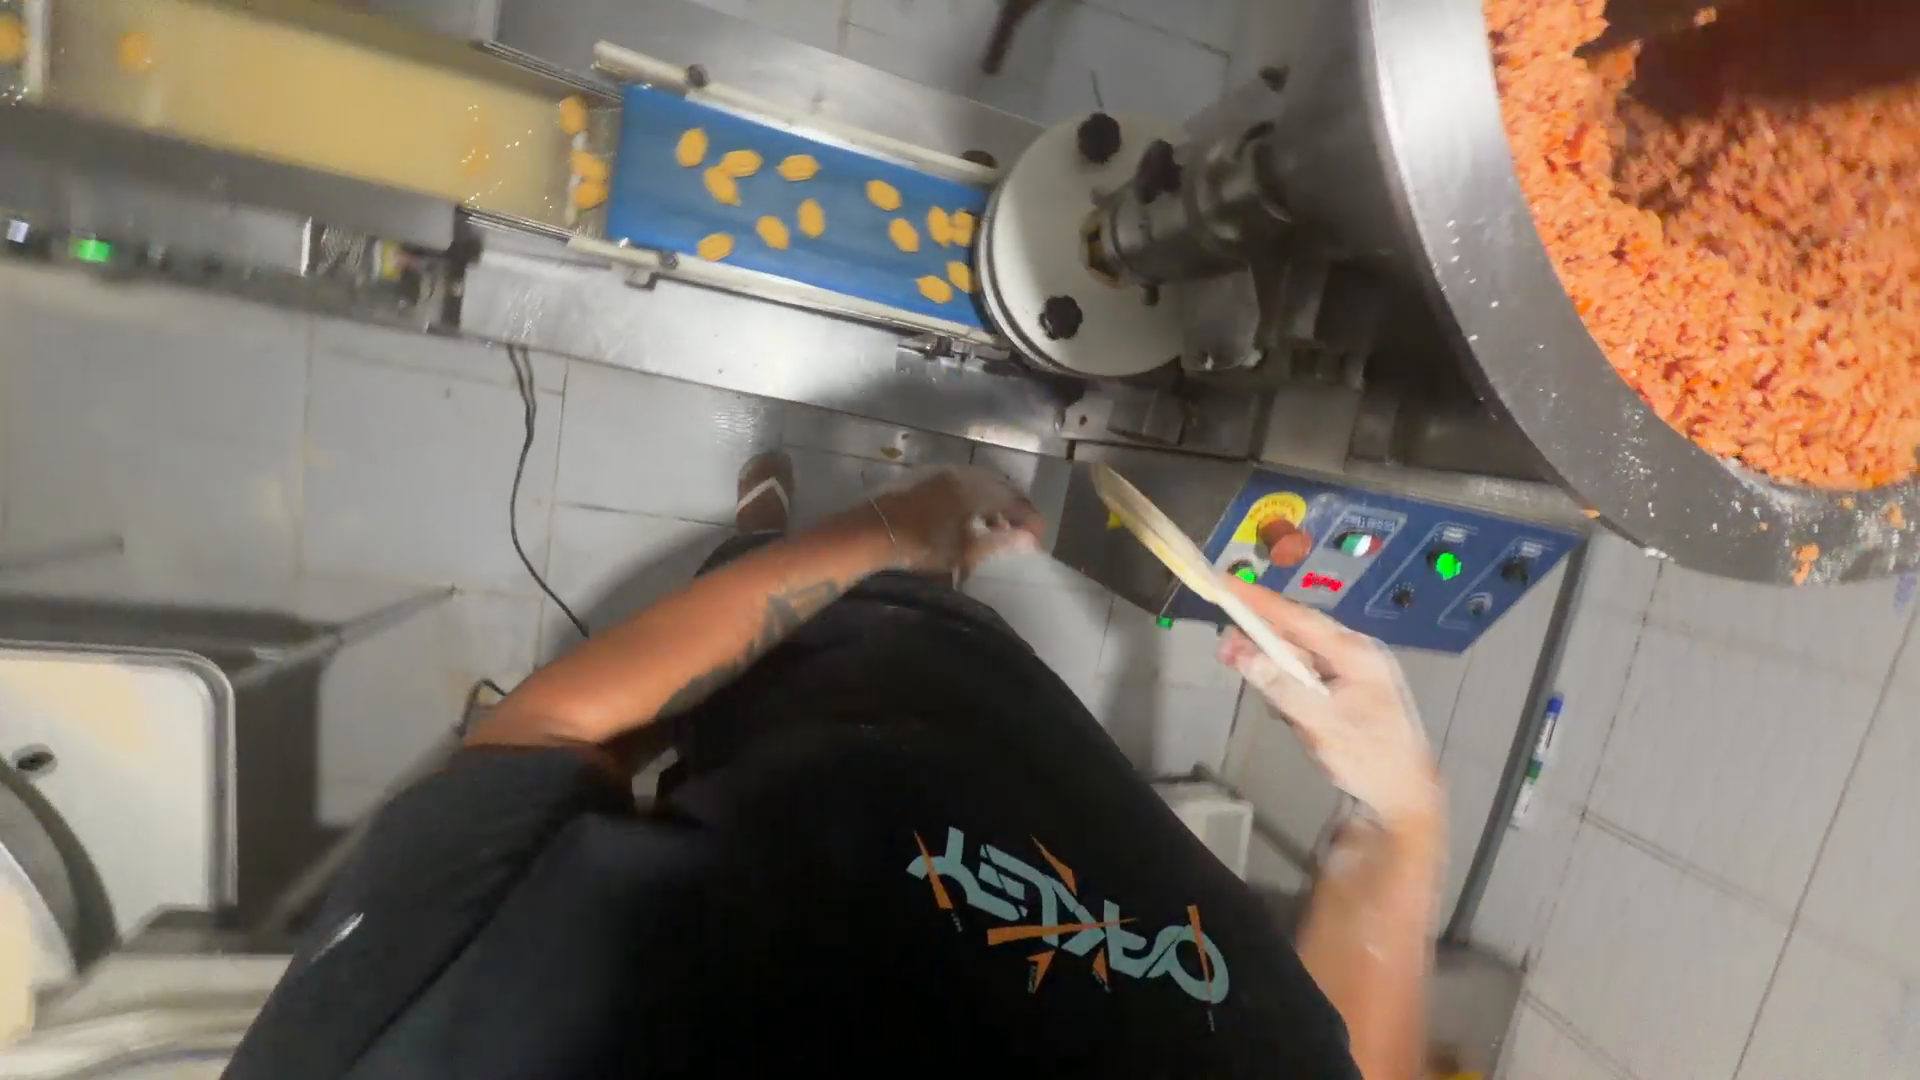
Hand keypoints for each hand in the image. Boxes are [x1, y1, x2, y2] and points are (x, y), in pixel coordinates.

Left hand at [871, 466, 1044, 578]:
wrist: (873, 531)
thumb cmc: (921, 545)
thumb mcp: (964, 551)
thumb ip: (1000, 542)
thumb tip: (1029, 539)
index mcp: (978, 491)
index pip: (1017, 501)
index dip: (1032, 520)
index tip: (1037, 541)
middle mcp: (965, 475)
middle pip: (1002, 487)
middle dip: (1016, 508)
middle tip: (1021, 532)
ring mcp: (945, 472)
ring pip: (982, 483)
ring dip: (995, 502)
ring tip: (995, 527)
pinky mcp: (928, 476)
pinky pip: (963, 482)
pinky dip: (975, 497)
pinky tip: (969, 516)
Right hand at [1216, 578, 1440, 829]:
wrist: (1406, 801)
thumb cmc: (1370, 760)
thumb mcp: (1322, 725)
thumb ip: (1281, 687)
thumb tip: (1242, 654)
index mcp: (1357, 653)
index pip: (1299, 618)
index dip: (1259, 601)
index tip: (1225, 584)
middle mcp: (1355, 653)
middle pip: (1296, 632)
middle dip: (1257, 637)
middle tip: (1223, 651)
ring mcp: (1352, 671)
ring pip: (1298, 654)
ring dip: (1270, 662)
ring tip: (1245, 674)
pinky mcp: (1345, 689)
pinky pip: (1306, 673)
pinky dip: (1285, 680)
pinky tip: (1278, 701)